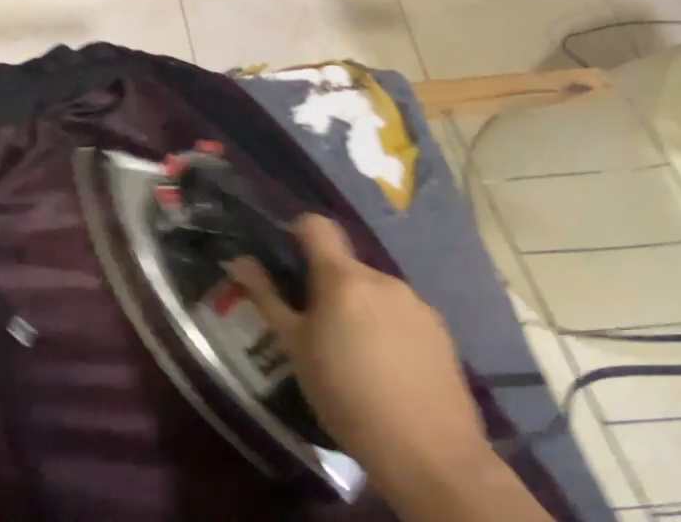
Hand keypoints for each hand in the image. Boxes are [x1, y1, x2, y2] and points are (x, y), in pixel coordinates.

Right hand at [228, 215, 491, 484]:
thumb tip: (238, 260)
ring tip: (353, 354)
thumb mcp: (295, 349)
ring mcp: (418, 305)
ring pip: (374, 292)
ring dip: (359, 308)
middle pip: (345, 266)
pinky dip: (387, 328)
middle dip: (327, 286)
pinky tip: (386, 369)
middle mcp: (383, 280)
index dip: (296, 233)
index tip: (285, 263)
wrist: (430, 454)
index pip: (316, 225)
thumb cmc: (346, 396)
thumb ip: (267, 298)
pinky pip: (402, 315)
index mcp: (344, 278)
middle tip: (314, 328)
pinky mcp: (442, 333)